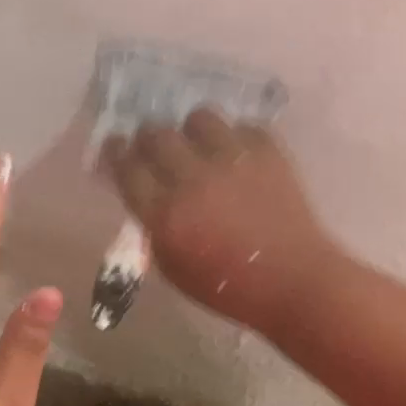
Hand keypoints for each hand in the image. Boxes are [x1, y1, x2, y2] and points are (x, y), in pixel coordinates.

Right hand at [103, 110, 341, 331]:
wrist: (290, 280)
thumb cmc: (226, 287)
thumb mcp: (173, 268)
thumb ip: (155, 229)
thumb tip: (147, 199)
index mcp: (165, 214)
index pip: (127, 168)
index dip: (116, 154)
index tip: (115, 148)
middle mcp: (193, 179)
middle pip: (157, 134)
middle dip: (149, 137)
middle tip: (153, 146)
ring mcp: (232, 160)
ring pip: (199, 118)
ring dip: (192, 131)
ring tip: (198, 145)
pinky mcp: (267, 151)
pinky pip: (241, 127)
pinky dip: (233, 139)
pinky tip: (235, 157)